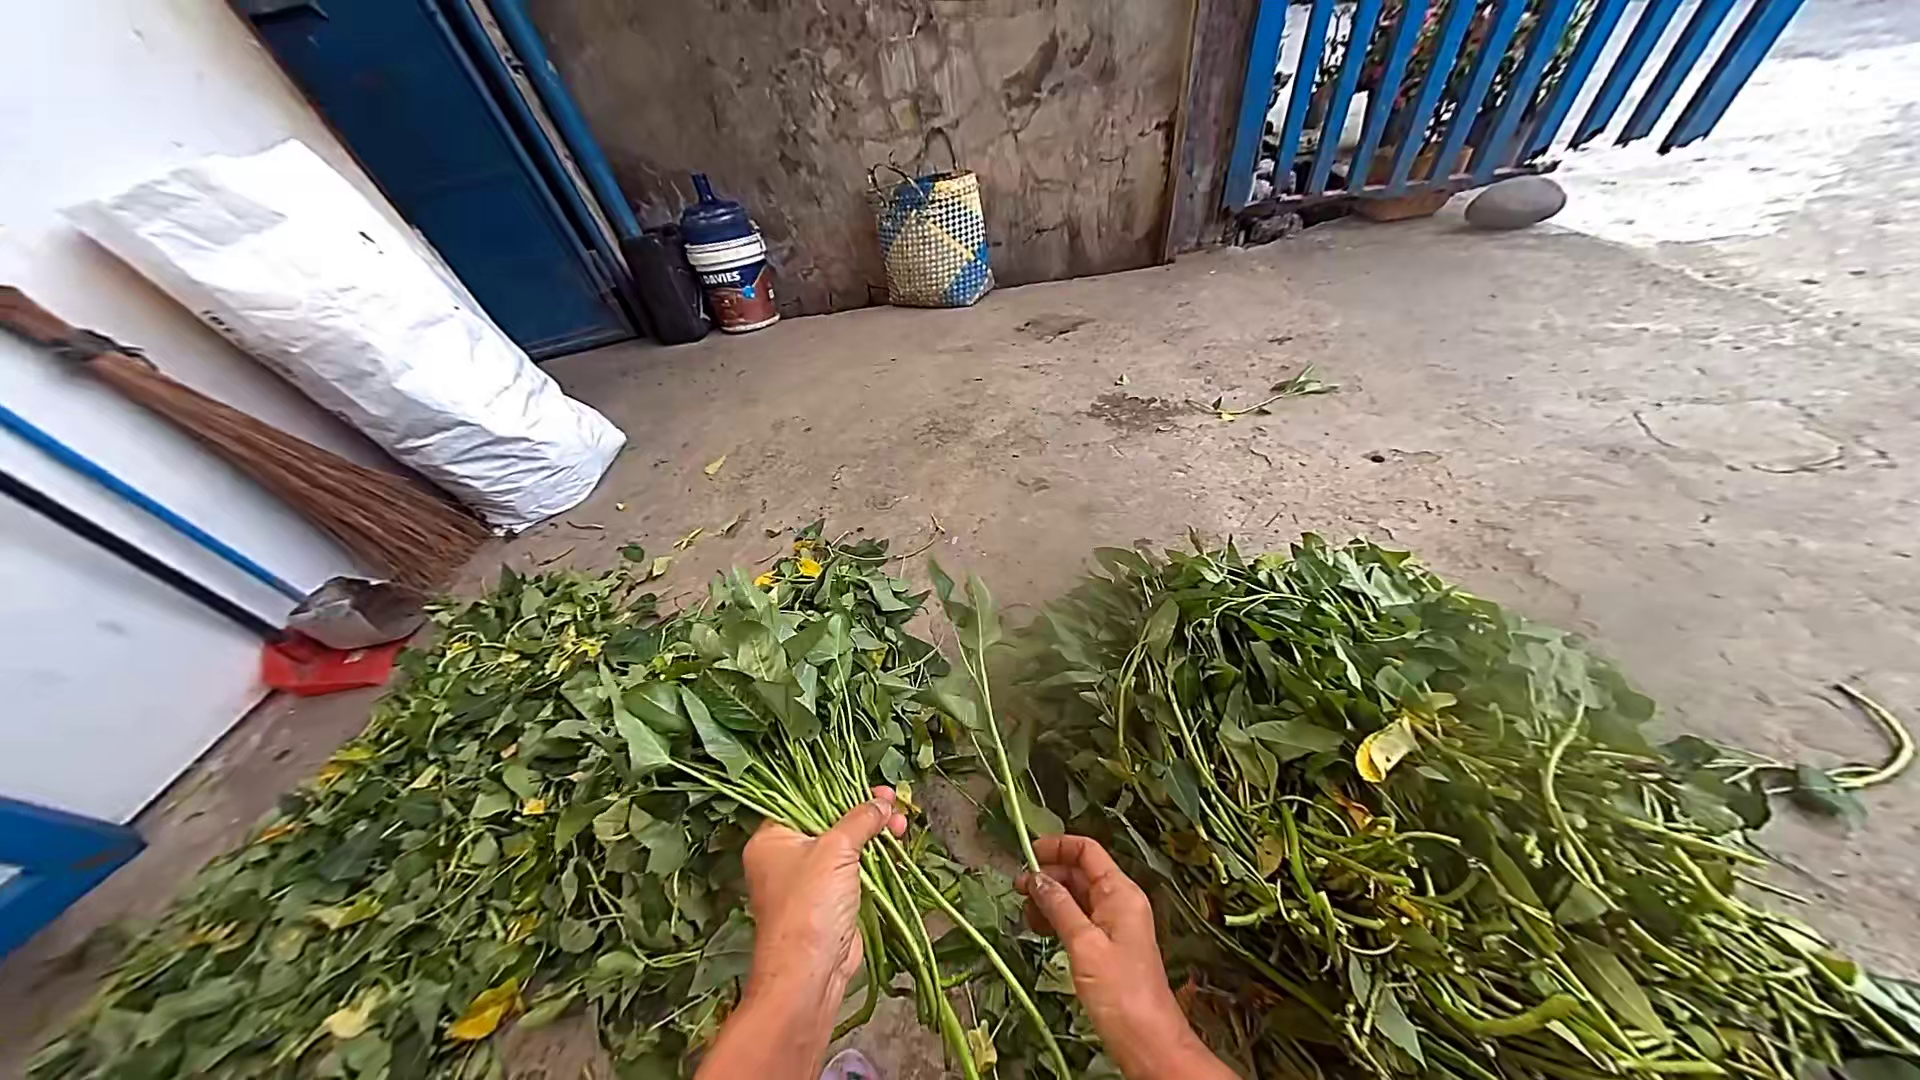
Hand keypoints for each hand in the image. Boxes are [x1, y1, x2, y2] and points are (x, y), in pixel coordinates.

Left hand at [741, 787, 907, 999]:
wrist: (810, 974)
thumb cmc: (810, 904)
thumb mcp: (836, 848)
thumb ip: (860, 819)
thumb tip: (882, 802)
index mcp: (772, 838)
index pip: (806, 798)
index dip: (840, 788)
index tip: (870, 784)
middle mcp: (786, 855)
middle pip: (830, 819)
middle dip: (864, 811)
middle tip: (893, 801)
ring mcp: (809, 878)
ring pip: (845, 843)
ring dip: (874, 832)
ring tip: (901, 823)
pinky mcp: (829, 898)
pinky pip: (854, 867)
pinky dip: (875, 856)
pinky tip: (895, 845)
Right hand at [1017, 834, 1237, 1079]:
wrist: (1149, 1045)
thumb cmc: (1121, 993)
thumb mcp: (1084, 944)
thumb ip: (1059, 906)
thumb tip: (1035, 877)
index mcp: (1120, 892)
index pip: (1087, 850)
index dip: (1057, 846)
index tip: (1029, 853)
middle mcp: (1119, 901)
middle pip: (1079, 872)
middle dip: (1048, 875)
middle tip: (1019, 888)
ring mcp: (1114, 923)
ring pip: (1076, 896)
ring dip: (1050, 898)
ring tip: (1027, 911)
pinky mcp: (1107, 946)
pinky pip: (1078, 918)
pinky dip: (1058, 918)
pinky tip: (1040, 928)